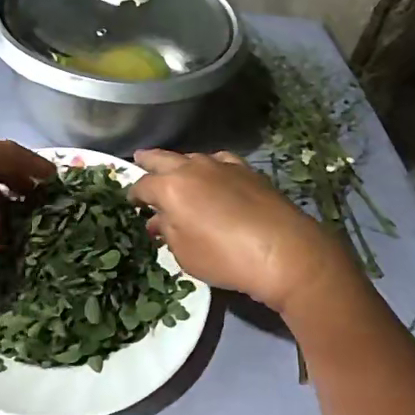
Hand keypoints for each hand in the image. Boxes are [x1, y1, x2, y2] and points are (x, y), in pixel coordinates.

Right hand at [129, 149, 347, 313]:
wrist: (284, 250)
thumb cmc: (225, 258)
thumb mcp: (185, 254)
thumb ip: (168, 232)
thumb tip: (159, 220)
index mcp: (170, 187)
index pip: (143, 185)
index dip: (134, 194)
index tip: (131, 202)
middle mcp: (193, 168)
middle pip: (163, 158)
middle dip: (149, 161)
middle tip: (139, 159)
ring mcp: (222, 165)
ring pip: (192, 157)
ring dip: (180, 164)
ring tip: (176, 171)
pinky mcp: (247, 170)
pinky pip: (219, 161)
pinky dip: (209, 167)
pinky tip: (213, 174)